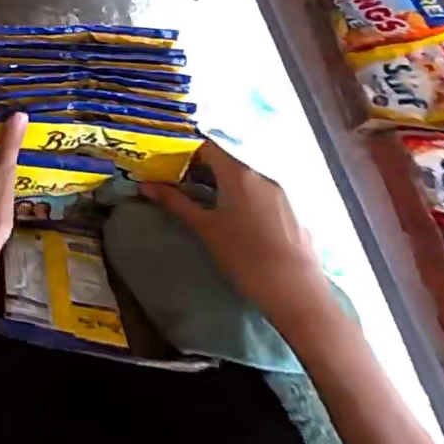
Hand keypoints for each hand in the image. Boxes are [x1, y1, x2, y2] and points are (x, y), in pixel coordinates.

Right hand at [145, 142, 328, 318]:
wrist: (299, 296)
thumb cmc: (245, 255)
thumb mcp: (204, 227)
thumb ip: (175, 202)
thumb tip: (145, 186)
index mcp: (239, 174)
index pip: (206, 146)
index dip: (183, 151)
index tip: (165, 164)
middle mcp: (262, 177)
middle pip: (224, 162)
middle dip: (198, 170)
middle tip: (176, 185)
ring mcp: (281, 197)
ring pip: (243, 180)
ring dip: (219, 186)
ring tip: (201, 204)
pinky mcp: (292, 216)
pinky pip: (260, 197)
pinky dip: (241, 200)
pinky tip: (233, 222)